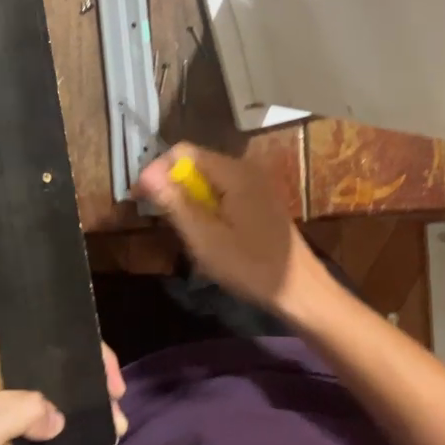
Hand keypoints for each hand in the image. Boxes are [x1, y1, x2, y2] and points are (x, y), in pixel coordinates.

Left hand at [0, 343, 126, 444]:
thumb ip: (18, 413)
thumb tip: (56, 416)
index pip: (51, 336)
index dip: (85, 350)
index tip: (110, 380)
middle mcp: (9, 363)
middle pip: (61, 356)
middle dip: (93, 374)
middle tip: (117, 401)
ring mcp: (12, 386)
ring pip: (59, 380)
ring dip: (86, 397)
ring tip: (113, 419)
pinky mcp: (15, 410)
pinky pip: (52, 402)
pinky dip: (72, 412)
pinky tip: (91, 427)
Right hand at [135, 143, 323, 316]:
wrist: (303, 292)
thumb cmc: (251, 266)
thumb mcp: (205, 238)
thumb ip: (175, 202)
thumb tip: (146, 172)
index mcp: (235, 172)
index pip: (183, 152)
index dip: (157, 170)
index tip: (141, 198)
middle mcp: (246, 168)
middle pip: (196, 162)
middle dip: (172, 185)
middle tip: (159, 217)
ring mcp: (256, 183)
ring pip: (208, 178)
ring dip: (188, 197)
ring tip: (181, 228)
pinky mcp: (260, 199)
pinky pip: (223, 190)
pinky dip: (207, 204)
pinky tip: (206, 231)